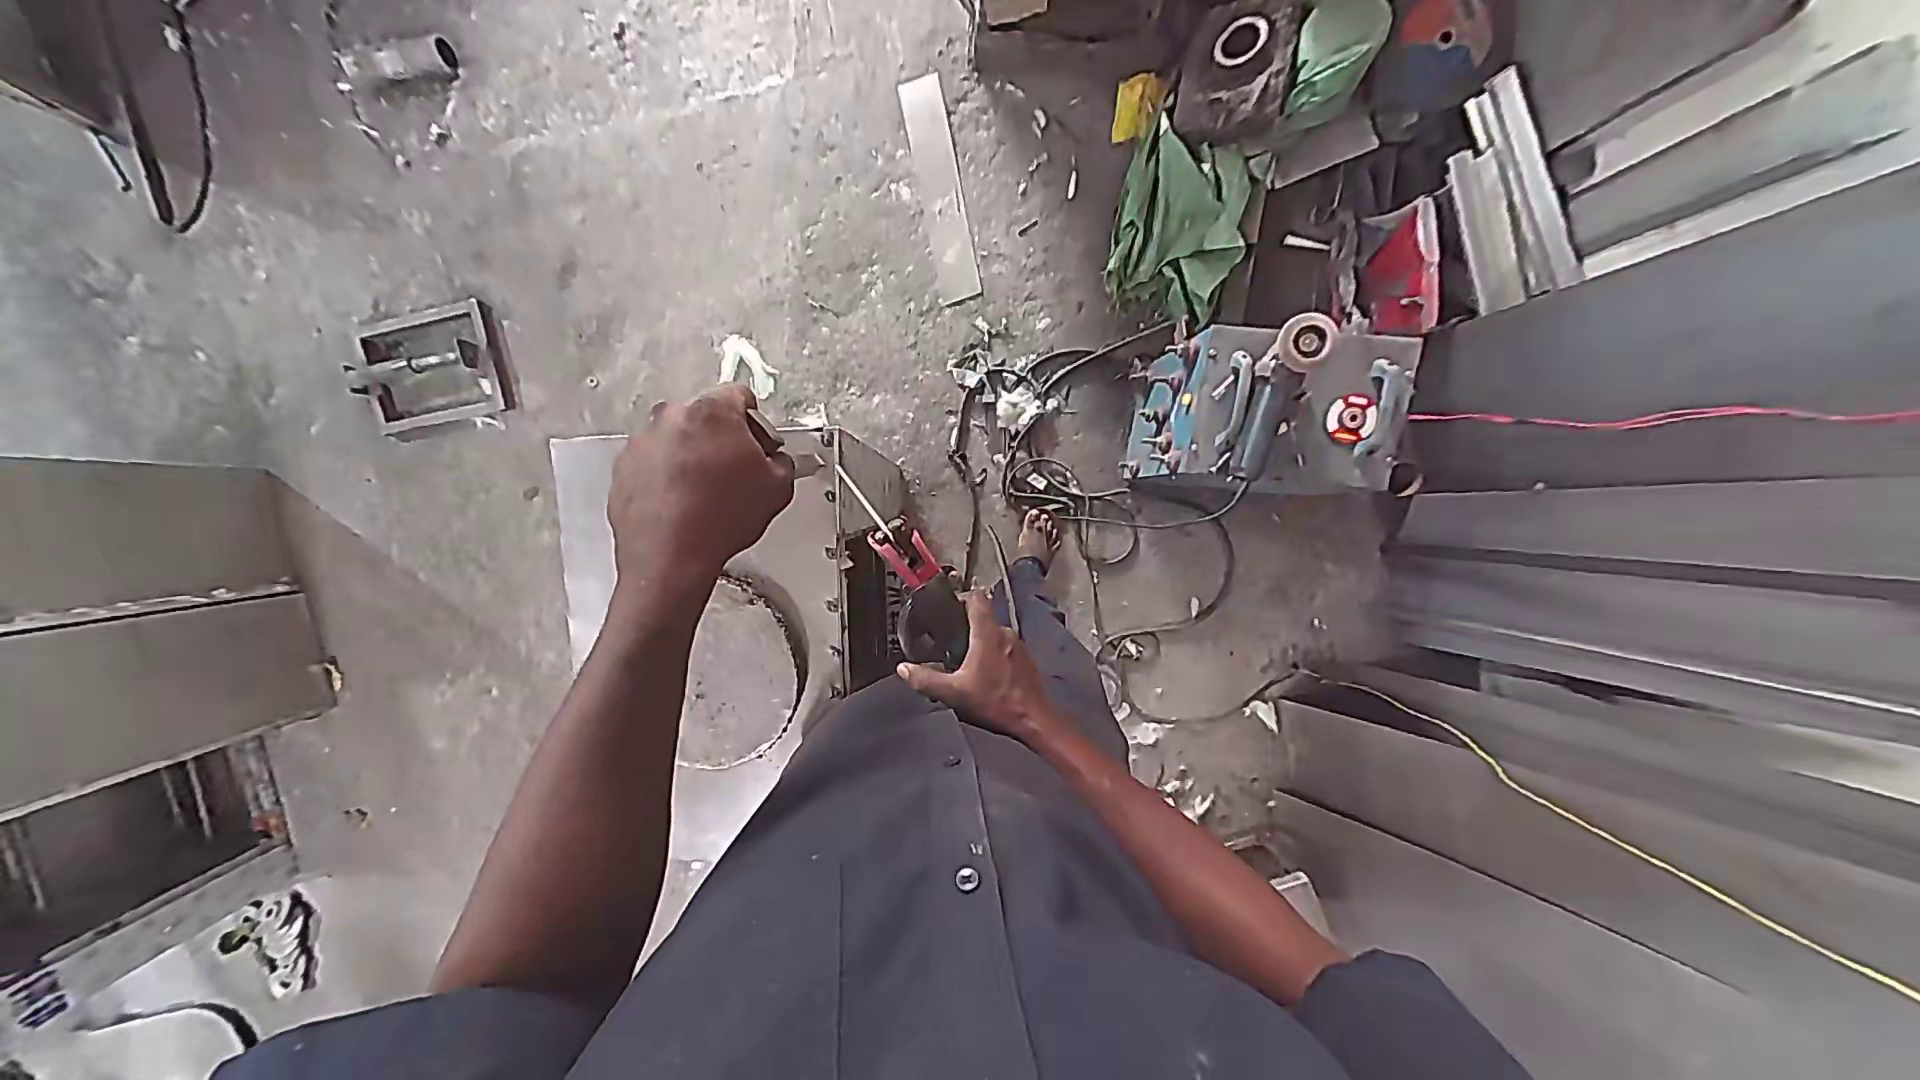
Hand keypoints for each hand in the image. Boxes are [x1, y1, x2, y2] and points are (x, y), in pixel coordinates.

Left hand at [609, 384, 794, 588]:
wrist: (670, 556)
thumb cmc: (717, 519)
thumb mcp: (777, 488)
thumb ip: (783, 461)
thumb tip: (777, 461)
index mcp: (712, 412)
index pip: (741, 395)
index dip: (756, 421)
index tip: (759, 442)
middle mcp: (672, 417)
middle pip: (708, 415)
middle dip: (725, 438)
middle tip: (739, 470)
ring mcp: (644, 441)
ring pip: (680, 438)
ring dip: (695, 456)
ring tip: (711, 493)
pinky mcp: (626, 466)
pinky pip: (656, 462)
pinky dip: (670, 476)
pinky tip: (687, 503)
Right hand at [897, 591, 1066, 744]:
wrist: (1035, 720)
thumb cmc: (998, 703)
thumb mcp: (954, 693)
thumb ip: (926, 679)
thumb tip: (904, 669)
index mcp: (987, 634)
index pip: (976, 598)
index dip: (961, 597)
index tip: (949, 605)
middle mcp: (1006, 634)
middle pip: (983, 617)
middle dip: (966, 626)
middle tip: (950, 639)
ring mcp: (1019, 647)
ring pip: (995, 634)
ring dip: (981, 642)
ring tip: (966, 661)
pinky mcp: (1026, 660)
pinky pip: (1006, 649)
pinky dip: (995, 655)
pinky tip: (986, 675)